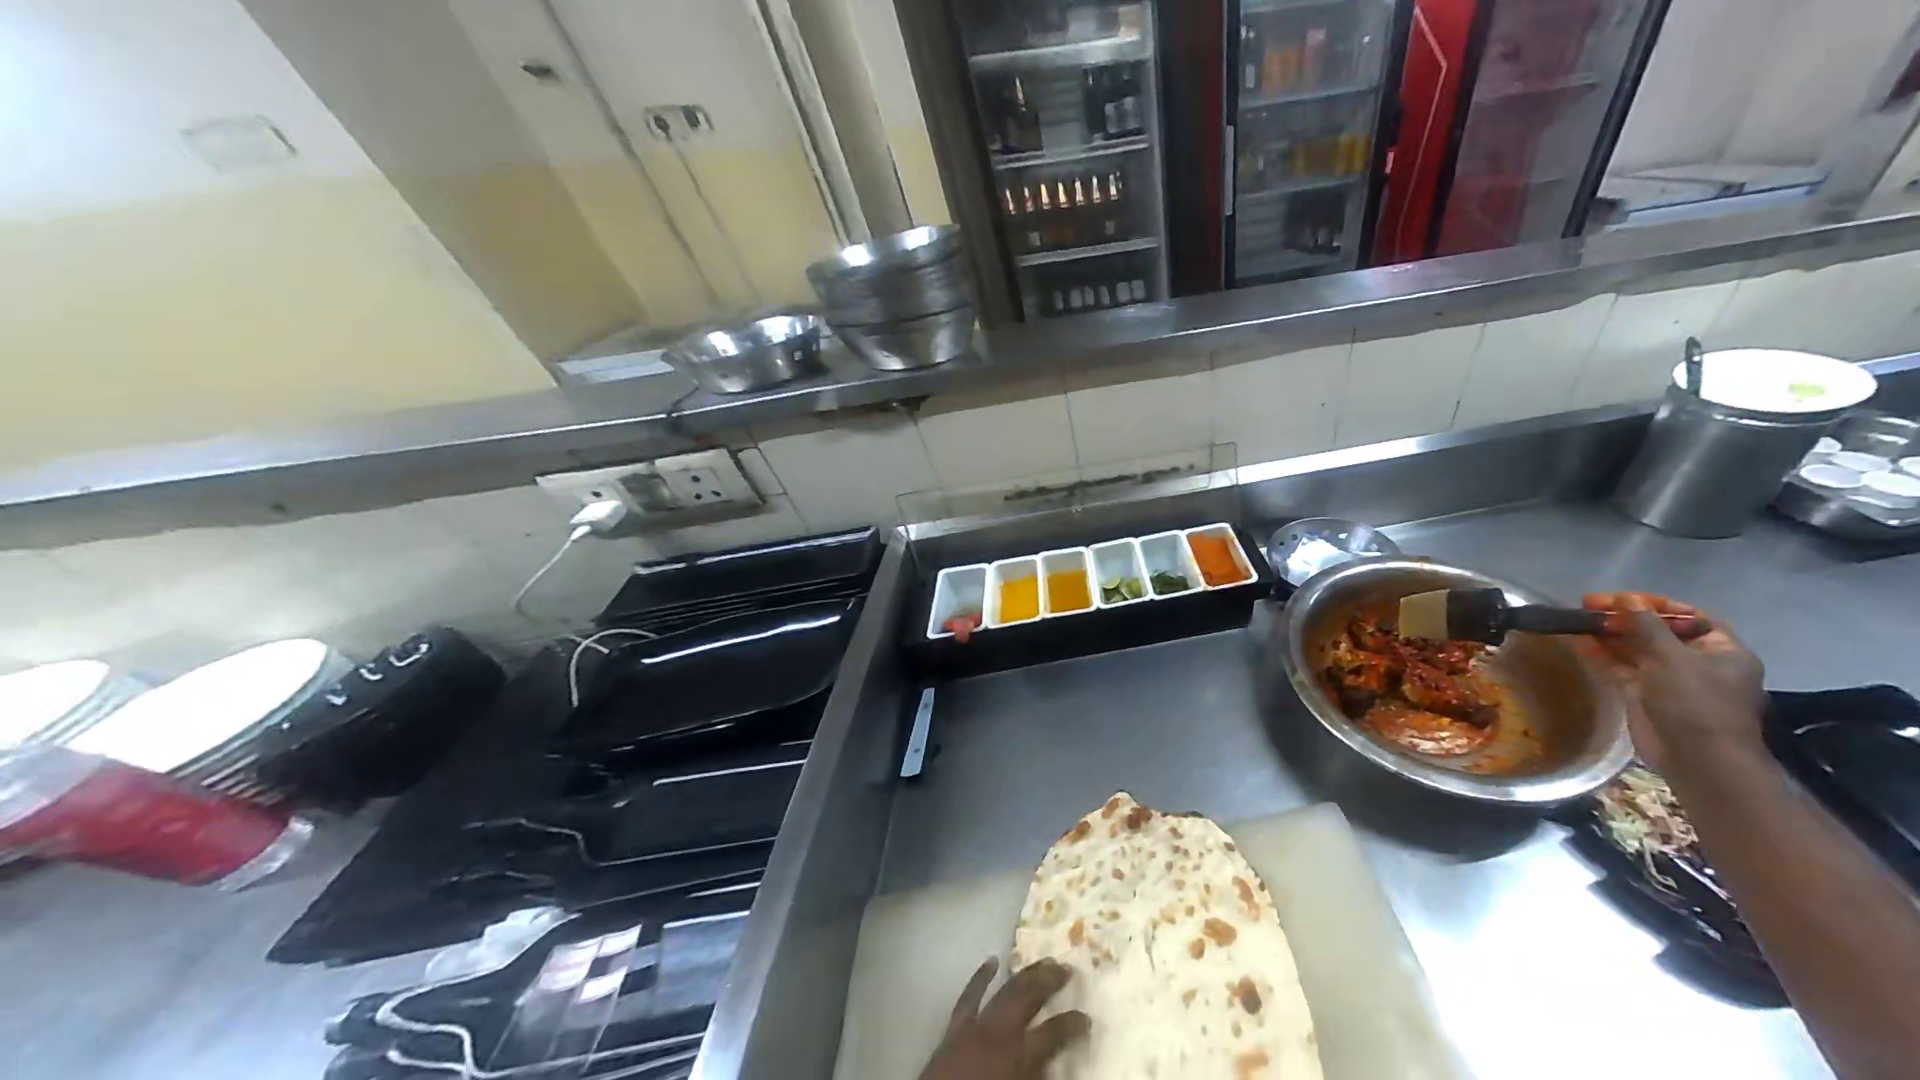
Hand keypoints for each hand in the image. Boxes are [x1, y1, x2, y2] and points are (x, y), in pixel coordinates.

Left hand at [919, 958, 1089, 1079]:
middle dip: (1049, 981)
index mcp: (1019, 1057)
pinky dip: (980, 977)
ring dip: (1025, 974)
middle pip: (1029, 998)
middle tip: (1067, 968)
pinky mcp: (955, 1028)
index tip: (1087, 1018)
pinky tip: (991, 961)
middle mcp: (999, 1033)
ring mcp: (975, 1026)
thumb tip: (1059, 1066)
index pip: (1054, 1034)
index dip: (1073, 1025)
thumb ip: (1040, 1078)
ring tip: (1043, 961)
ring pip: (1004, 991)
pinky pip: (969, 996)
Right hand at [1581, 592, 1766, 769]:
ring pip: (1635, 648)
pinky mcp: (1644, 693)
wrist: (1695, 756)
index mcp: (1722, 651)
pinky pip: (1621, 667)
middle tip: (1588, 604)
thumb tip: (1626, 599)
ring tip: (1578, 619)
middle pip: (1658, 631)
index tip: (1621, 597)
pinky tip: (1578, 641)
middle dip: (1625, 618)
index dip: (1657, 604)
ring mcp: (1669, 679)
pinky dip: (1601, 654)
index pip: (1691, 617)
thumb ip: (1647, 626)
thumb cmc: (1696, 702)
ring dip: (1608, 634)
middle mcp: (1697, 662)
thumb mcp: (1672, 658)